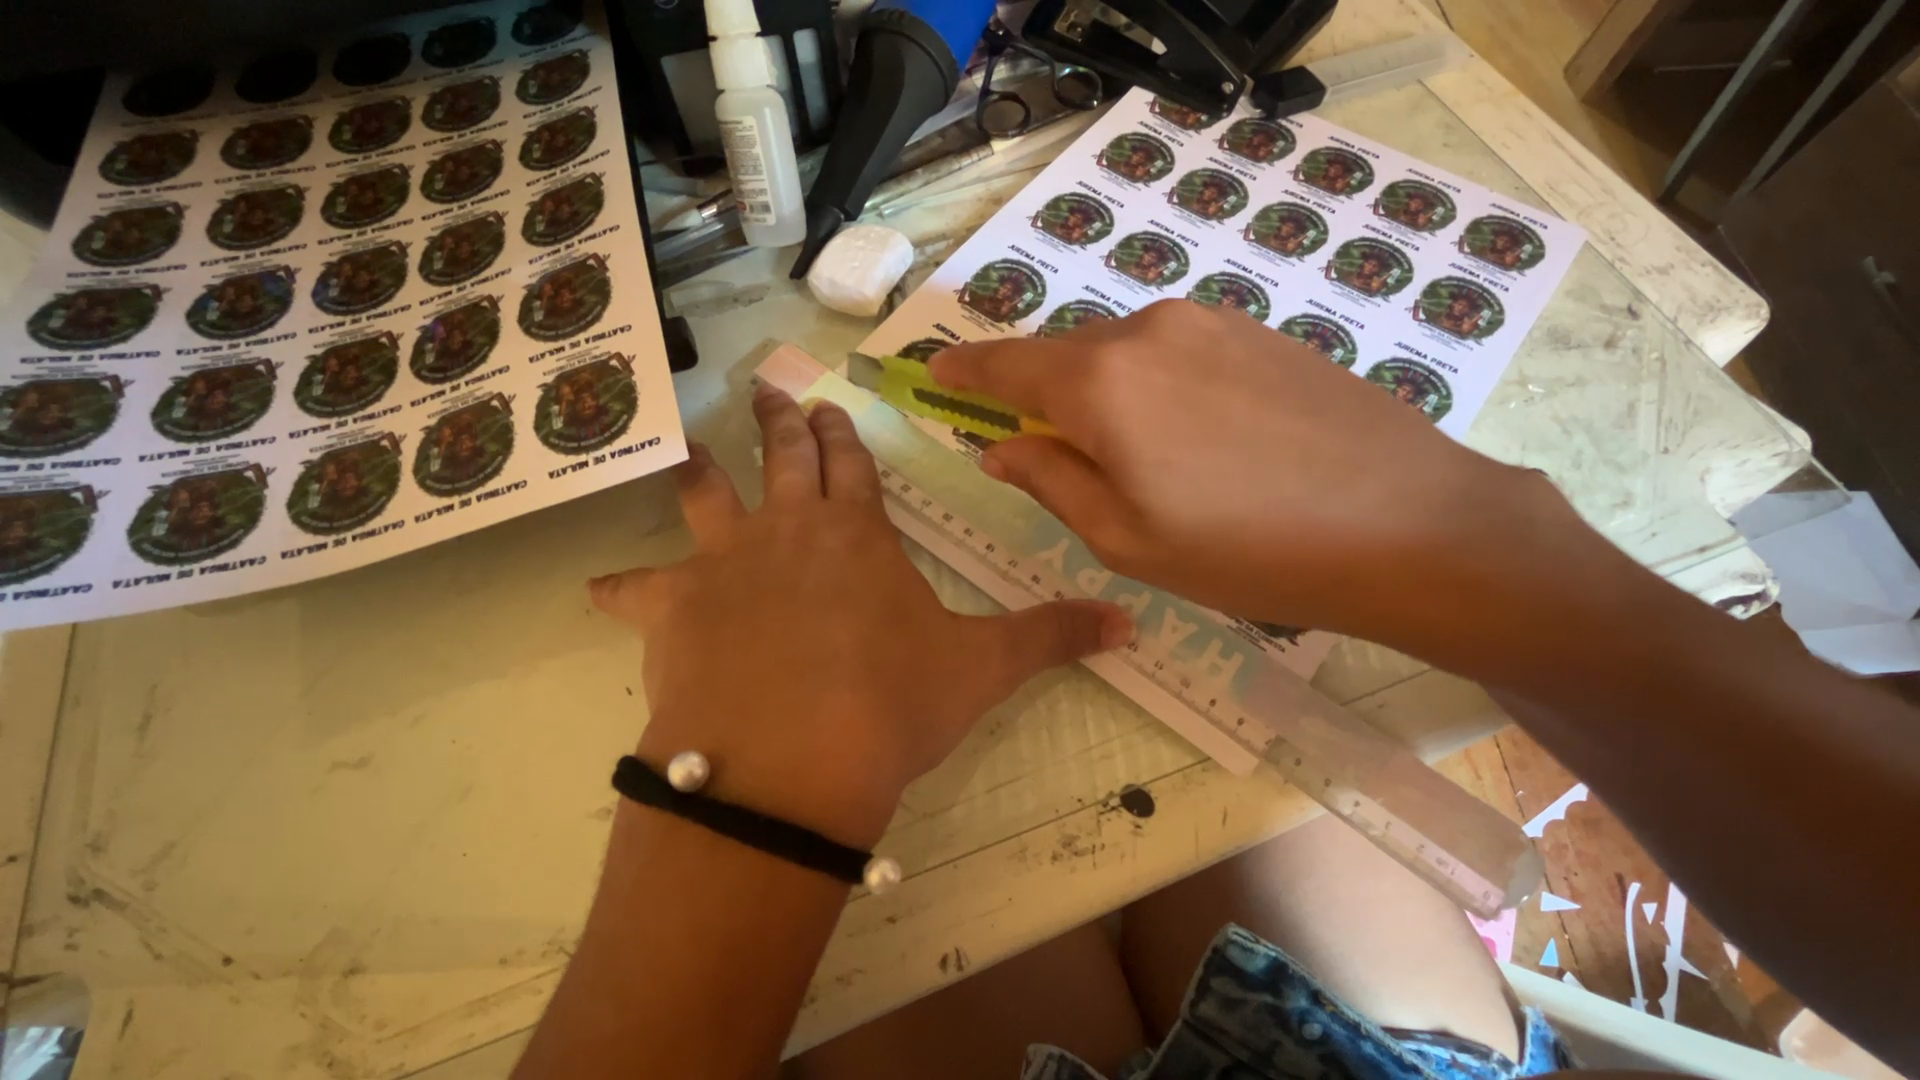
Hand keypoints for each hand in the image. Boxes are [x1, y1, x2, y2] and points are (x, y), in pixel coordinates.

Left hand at [589, 384, 1131, 847]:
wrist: (794, 762)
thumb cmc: (892, 705)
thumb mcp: (983, 670)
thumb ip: (1053, 638)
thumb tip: (1132, 623)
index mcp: (857, 535)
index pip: (853, 468)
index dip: (847, 438)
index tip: (835, 409)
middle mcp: (788, 532)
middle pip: (784, 461)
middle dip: (783, 425)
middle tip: (773, 392)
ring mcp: (724, 565)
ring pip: (706, 498)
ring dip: (700, 471)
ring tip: (686, 446)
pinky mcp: (673, 611)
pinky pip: (636, 591)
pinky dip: (619, 589)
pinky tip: (594, 589)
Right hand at [929, 300, 1571, 655]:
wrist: (1409, 524)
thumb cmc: (1247, 550)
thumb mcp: (1126, 538)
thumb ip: (1051, 479)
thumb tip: (1001, 446)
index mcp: (1101, 382)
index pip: (1006, 366)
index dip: (964, 371)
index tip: (934, 373)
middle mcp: (1147, 330)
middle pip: (1064, 355)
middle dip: (1039, 393)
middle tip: (1040, 446)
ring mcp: (1208, 322)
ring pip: (1121, 352)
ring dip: (1101, 393)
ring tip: (1130, 458)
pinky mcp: (1257, 331)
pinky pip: (1173, 350)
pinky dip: (1152, 384)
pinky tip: (1190, 437)